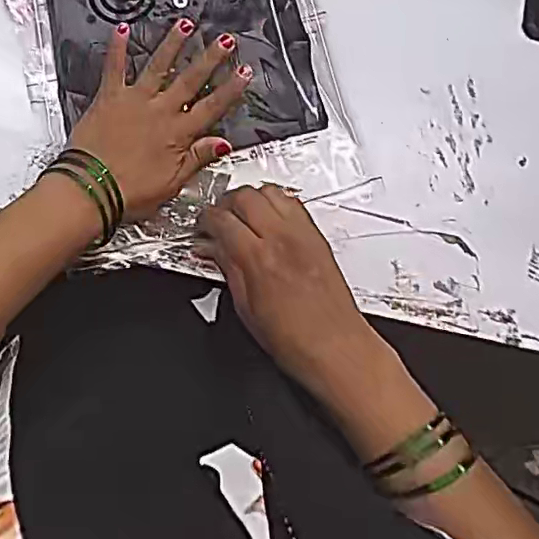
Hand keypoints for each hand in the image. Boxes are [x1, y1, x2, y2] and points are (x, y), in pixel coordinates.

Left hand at [67, 17, 252, 218]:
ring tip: (185, 24)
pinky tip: (123, 29)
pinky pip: (114, 68)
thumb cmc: (128, 192)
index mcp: (178, 133)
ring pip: (159, 66)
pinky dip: (118, 48)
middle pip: (190, 79)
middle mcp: (160, 111)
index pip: (212, 106)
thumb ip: (197, 158)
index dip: (231, 89)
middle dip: (210, 58)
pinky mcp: (109, 98)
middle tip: (224, 39)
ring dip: (174, 43)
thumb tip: (223, 143)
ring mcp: (135, 101)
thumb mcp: (172, 183)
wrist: (90, 189)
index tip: (244, 72)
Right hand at [200, 185, 390, 400]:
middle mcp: (282, 238)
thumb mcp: (246, 308)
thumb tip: (211, 248)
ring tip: (242, 216)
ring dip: (251, 199)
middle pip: (245, 196)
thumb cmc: (296, 340)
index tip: (202, 227)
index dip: (205, 220)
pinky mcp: (317, 235)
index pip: (222, 219)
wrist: (336, 347)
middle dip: (225, 203)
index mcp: (259, 258)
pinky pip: (292, 202)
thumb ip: (227, 268)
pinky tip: (268, 219)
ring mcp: (302, 233)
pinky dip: (275, 203)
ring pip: (270, 191)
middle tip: (218, 218)